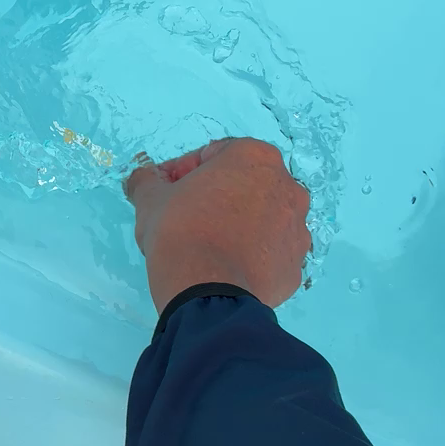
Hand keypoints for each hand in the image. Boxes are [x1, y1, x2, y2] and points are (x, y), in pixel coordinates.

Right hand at [123, 138, 311, 310]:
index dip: (184, 172)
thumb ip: (147, 179)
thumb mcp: (150, 197)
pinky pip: (269, 252)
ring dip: (237, 224)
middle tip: (186, 216)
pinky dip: (250, 255)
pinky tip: (224, 266)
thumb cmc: (179, 229)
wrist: (206, 291)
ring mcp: (298, 229)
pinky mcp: (296, 265)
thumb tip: (146, 179)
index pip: (213, 154)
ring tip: (206, 245)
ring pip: (261, 218)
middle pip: (243, 184)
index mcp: (255, 157)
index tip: (167, 191)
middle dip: (216, 195)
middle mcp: (287, 186)